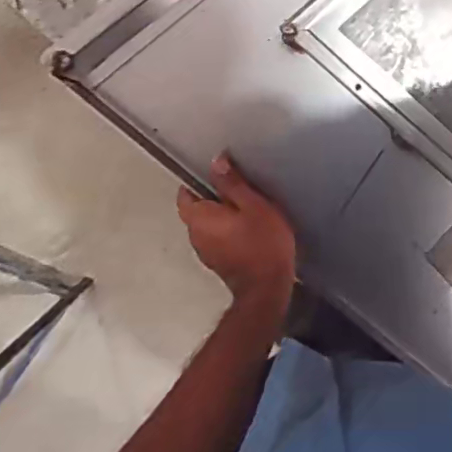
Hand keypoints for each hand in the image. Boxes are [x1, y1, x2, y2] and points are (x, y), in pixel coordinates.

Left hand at [177, 154, 297, 317]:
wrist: (268, 289)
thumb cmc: (262, 242)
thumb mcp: (253, 205)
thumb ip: (232, 183)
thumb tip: (216, 162)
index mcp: (198, 218)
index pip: (184, 195)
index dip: (197, 181)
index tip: (217, 176)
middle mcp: (194, 236)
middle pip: (195, 210)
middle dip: (211, 198)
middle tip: (238, 189)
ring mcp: (205, 253)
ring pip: (206, 225)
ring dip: (219, 215)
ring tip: (245, 209)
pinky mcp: (217, 263)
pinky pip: (215, 238)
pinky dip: (225, 230)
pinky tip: (247, 229)